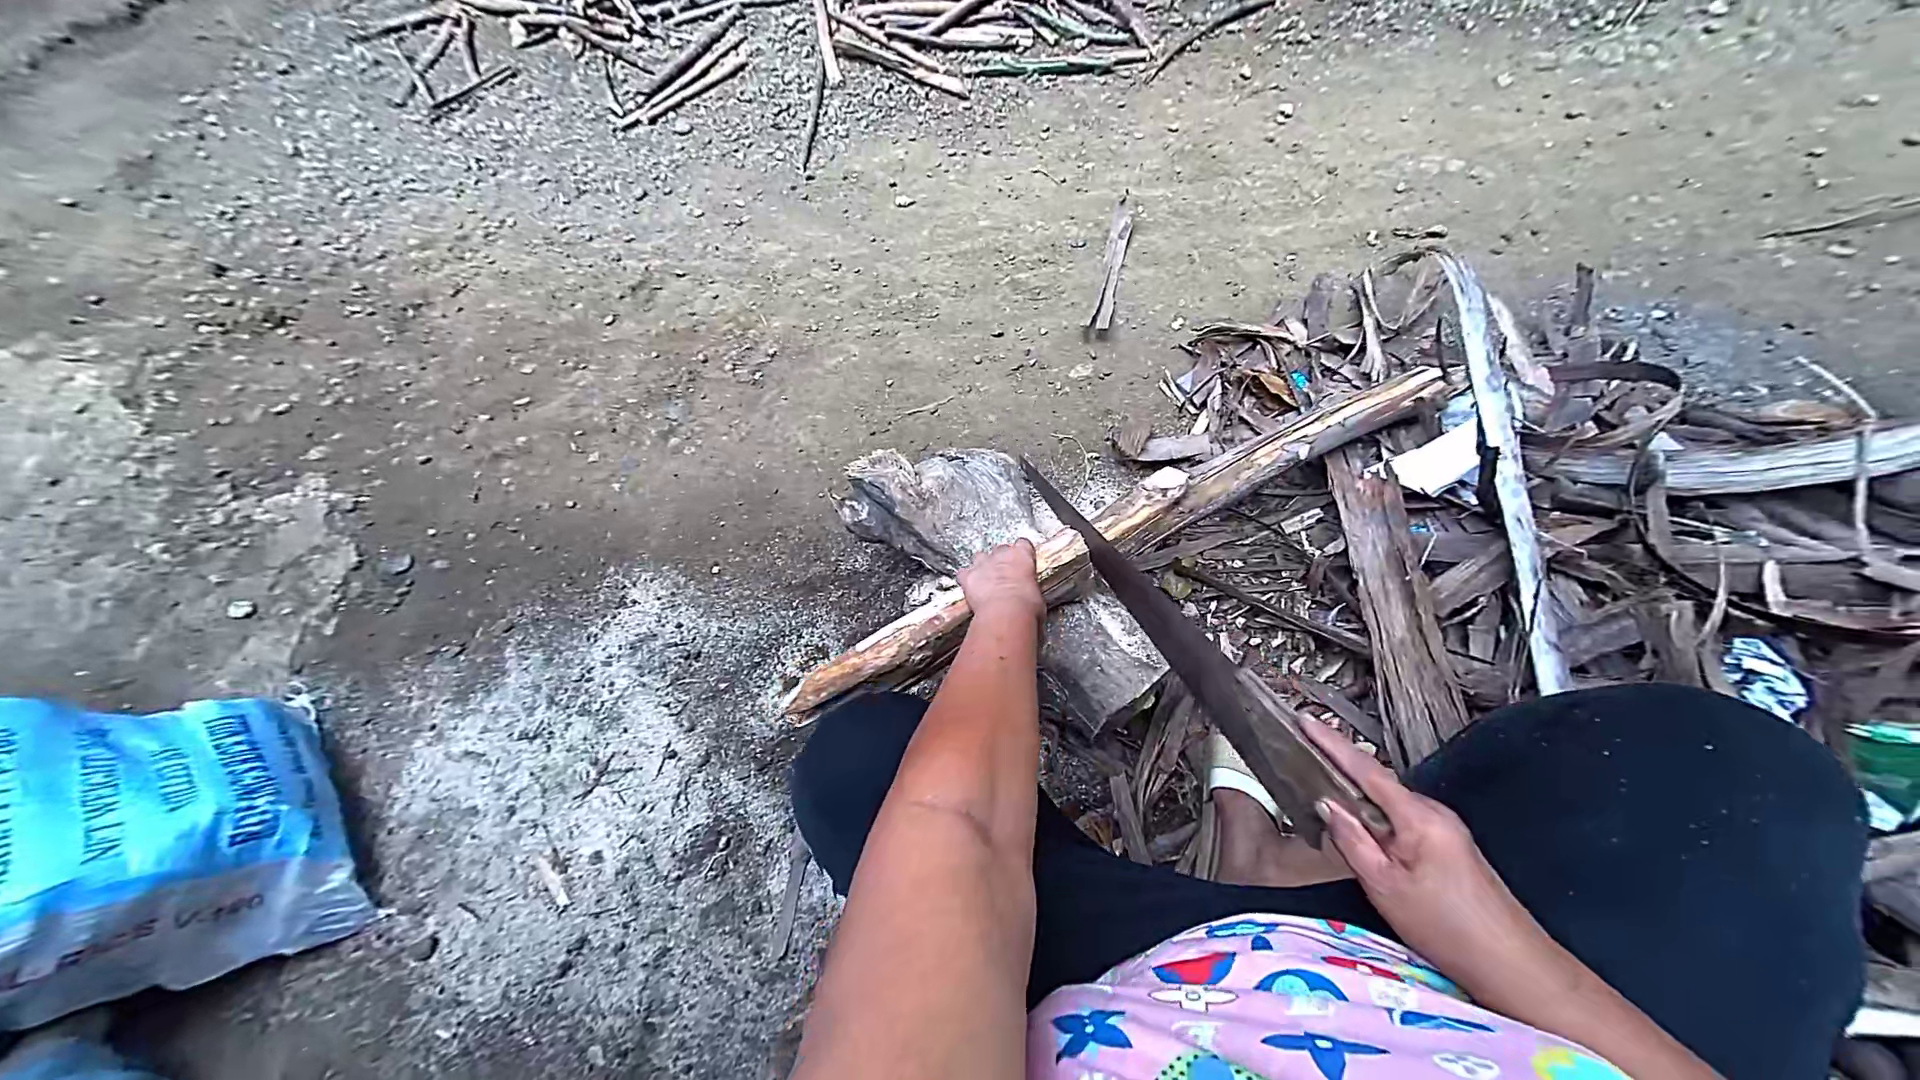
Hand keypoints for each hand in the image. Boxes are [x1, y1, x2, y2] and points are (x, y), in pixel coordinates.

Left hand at [958, 539, 1044, 624]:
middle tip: (1005, 575)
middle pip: (1000, 549)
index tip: (1022, 562)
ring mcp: (982, 564)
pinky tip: (969, 587)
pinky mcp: (967, 576)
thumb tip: (1030, 596)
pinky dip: (965, 579)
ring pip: (980, 557)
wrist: (1005, 614)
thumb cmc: (1026, 606)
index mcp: (1022, 556)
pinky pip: (963, 573)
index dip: (1022, 553)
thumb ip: (1030, 587)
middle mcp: (1001, 555)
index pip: (1023, 544)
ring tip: (986, 580)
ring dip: (982, 566)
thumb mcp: (1037, 595)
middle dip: (1001, 560)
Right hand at [1301, 720, 1573, 1008]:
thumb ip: (1350, 838)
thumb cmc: (1451, 930)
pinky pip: (1399, 819)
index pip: (1365, 768)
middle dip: (1339, 773)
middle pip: (1374, 782)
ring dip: (1357, 801)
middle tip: (1303, 765)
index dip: (1331, 742)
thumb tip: (1326, 804)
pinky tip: (1362, 837)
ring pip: (1386, 803)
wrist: (1516, 969)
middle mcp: (1435, 814)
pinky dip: (1375, 819)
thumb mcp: (1383, 885)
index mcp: (1419, 817)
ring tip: (1327, 808)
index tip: (1306, 722)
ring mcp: (1445, 828)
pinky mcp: (1447, 844)